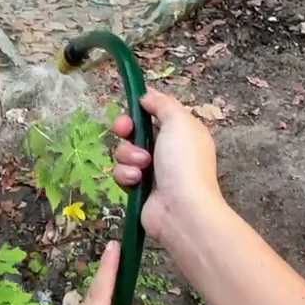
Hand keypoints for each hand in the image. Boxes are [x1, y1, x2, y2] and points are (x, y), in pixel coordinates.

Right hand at [111, 89, 225, 244]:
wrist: (181, 208)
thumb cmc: (183, 162)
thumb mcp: (179, 121)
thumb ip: (163, 103)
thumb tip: (148, 95)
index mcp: (181, 132)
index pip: (154, 114)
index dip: (140, 111)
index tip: (132, 112)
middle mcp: (167, 150)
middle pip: (134, 131)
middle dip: (126, 131)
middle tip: (125, 132)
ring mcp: (152, 170)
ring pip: (124, 153)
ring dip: (128, 156)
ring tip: (142, 166)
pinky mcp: (139, 188)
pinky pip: (121, 174)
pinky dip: (126, 176)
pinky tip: (136, 181)